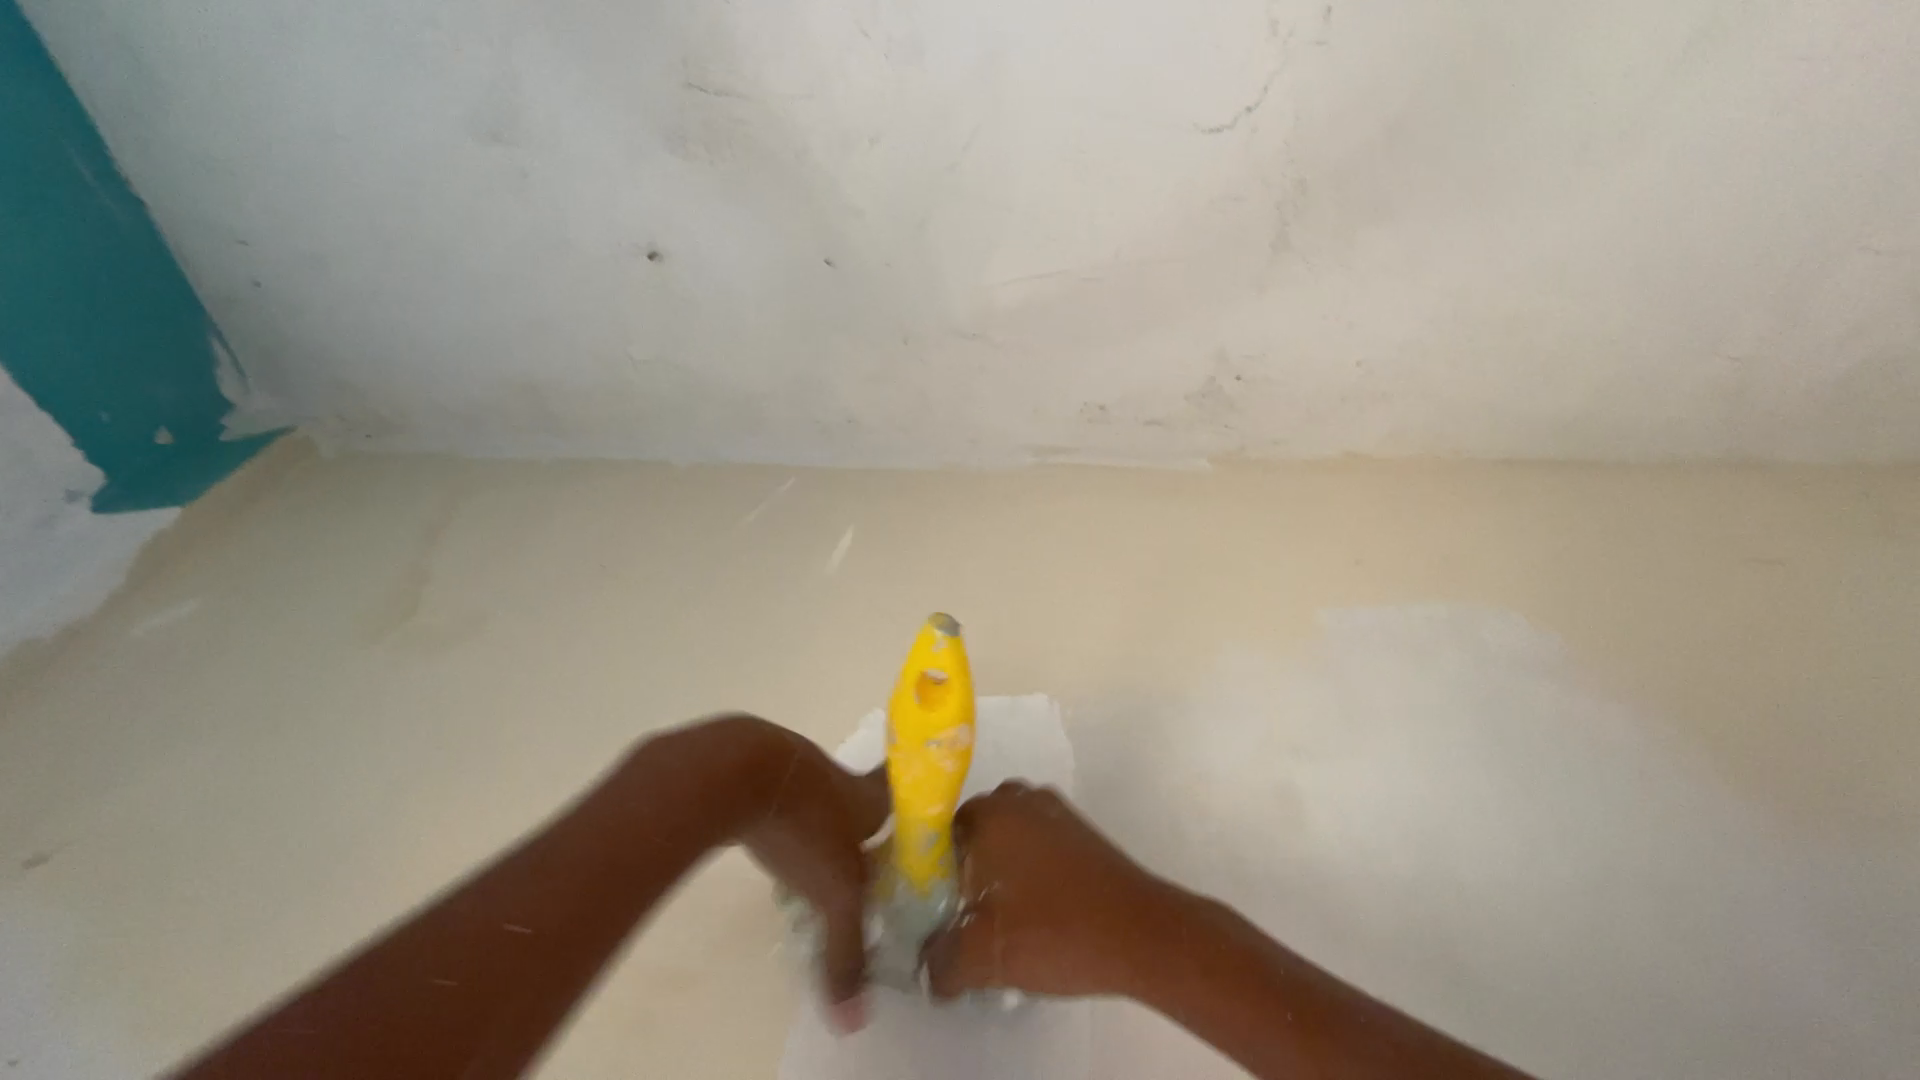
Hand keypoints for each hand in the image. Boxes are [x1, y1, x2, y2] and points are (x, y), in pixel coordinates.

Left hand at [652, 715, 888, 1027]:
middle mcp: (833, 774)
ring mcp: (788, 762)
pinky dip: (768, 810)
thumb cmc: (802, 825)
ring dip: (809, 814)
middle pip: (852, 794)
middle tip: (852, 850)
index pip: (895, 795)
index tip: (904, 821)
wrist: (735, 769)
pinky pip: (768, 789)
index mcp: (864, 796)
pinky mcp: (747, 763)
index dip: (903, 806)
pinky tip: (759, 834)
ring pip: (808, 790)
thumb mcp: (833, 895)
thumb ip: (846, 951)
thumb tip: (854, 1019)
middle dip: (852, 820)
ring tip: (805, 850)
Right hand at [921, 781, 1184, 1001]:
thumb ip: (941, 961)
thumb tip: (927, 966)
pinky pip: (1037, 842)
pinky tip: (1034, 908)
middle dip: (964, 867)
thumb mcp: (985, 956)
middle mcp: (1020, 799)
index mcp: (990, 813)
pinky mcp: (1082, 832)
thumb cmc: (1056, 930)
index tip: (931, 905)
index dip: (928, 870)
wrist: (1143, 934)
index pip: (936, 831)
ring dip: (998, 867)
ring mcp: (1055, 811)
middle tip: (962, 912)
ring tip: (998, 914)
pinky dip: (1028, 868)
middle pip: (973, 830)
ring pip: (1008, 835)